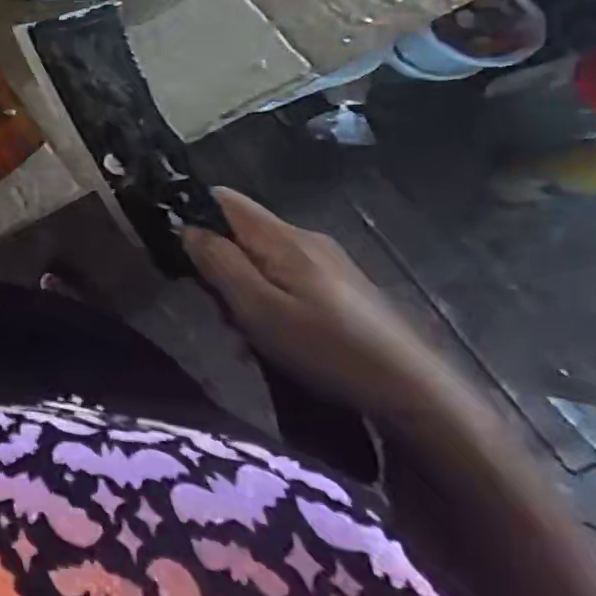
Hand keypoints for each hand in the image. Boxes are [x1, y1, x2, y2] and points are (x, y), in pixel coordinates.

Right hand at [183, 187, 446, 417]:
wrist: (419, 395)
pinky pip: (284, 277)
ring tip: (244, 328)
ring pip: (260, 257)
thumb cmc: (327, 348)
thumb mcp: (257, 308)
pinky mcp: (341, 287)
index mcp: (283, 238)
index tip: (176, 248)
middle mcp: (306, 239)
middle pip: (239, 231)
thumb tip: (188, 229)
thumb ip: (218, 262)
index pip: (223, 199)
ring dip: (240, 286)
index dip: (192, 213)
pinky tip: (273, 333)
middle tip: (215, 305)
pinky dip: (266, 297)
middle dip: (216, 261)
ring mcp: (328, 263)